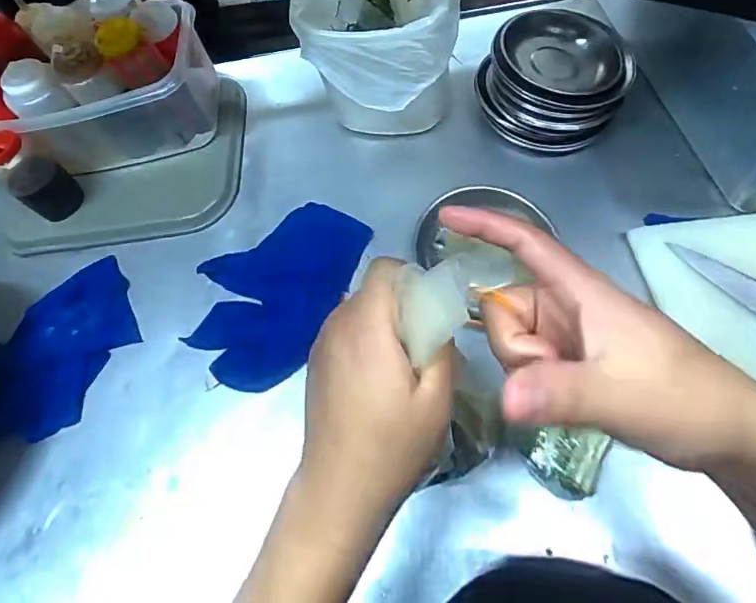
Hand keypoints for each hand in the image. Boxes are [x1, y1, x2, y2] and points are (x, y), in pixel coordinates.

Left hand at [236, 260, 454, 602]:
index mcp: (366, 323)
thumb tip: (438, 315)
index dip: (410, 277)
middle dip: (401, 305)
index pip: (384, 268)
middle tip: (422, 345)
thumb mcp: (435, 400)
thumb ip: (440, 347)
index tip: (430, 308)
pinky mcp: (315, 359)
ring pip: (358, 309)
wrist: (338, 486)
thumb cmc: (391, 444)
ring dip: (382, 323)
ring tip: (401, 367)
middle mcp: (337, 322)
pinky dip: (364, 339)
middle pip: (372, 289)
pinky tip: (376, 380)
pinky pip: (345, 330)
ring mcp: (321, 340)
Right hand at [441, 206, 755, 471]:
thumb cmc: (682, 397)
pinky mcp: (573, 358)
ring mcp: (569, 332)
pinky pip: (530, 361)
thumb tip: (503, 398)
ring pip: (514, 338)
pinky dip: (535, 381)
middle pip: (505, 304)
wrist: (733, 435)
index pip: (525, 242)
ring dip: (528, 371)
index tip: (444, 218)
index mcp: (579, 290)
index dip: (484, 224)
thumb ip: (559, 393)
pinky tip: (567, 400)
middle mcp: (567, 304)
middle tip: (556, 375)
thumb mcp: (619, 396)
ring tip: (574, 393)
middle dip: (516, 346)